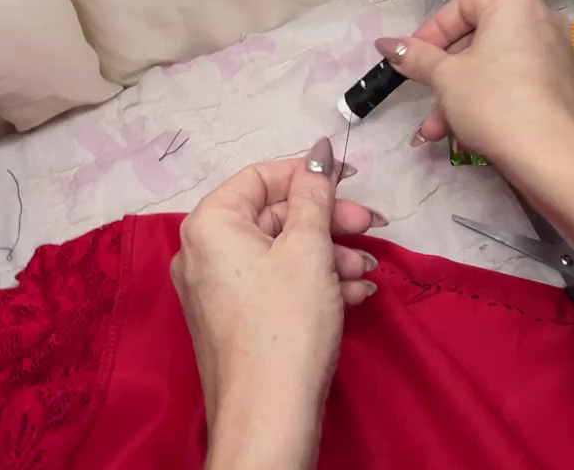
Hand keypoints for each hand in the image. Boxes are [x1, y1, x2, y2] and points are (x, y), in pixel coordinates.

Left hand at [171, 139, 380, 467]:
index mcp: (211, 223)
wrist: (269, 424)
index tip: (350, 175)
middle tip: (369, 225)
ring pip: (280, 252)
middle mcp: (204, 251)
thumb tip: (319, 148)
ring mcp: (216, 289)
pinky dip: (313, 282)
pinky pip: (275, 283)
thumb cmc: (286, 322)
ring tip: (365, 270)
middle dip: (327, 220)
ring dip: (328, 254)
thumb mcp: (309, 246)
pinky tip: (353, 295)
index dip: (309, 172)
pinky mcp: (234, 321)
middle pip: (274, 215)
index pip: (261, 176)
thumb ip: (315, 191)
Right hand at [378, 0, 573, 179]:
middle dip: (443, 74)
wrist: (553, 158)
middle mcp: (540, 19)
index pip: (460, 7)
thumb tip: (385, 44)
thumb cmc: (494, 102)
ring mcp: (556, 53)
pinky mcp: (562, 85)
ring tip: (434, 130)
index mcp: (514, 4)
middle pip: (477, 39)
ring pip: (493, 66)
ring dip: (459, 95)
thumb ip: (416, 56)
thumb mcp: (445, 77)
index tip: (409, 60)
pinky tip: (464, 134)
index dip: (429, 34)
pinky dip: (488, 100)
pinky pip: (514, 82)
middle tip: (422, 96)